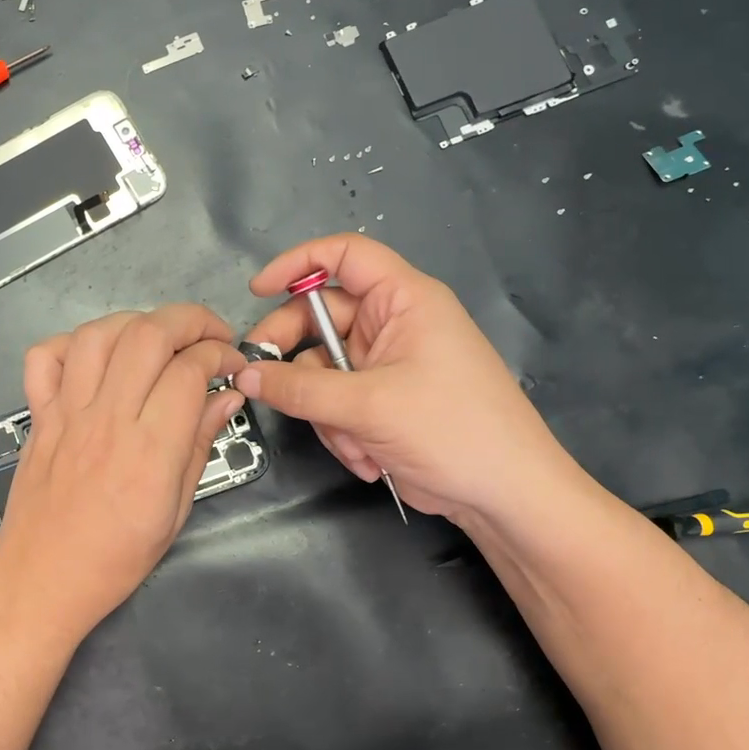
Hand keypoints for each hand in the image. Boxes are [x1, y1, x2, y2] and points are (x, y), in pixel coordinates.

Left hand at [0, 305, 246, 641]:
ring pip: (99, 334)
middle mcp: (107, 419)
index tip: (233, 366)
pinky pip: (45, 358)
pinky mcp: (38, 416)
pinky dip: (71, 343)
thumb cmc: (115, 559)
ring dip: (137, 322)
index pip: (190, 371)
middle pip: (148, 334)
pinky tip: (97, 358)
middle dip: (189, 320)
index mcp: (149, 450)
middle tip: (210, 336)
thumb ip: (198, 446)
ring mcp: (66, 413)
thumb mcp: (174, 513)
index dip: (221, 355)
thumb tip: (225, 398)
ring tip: (159, 340)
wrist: (41, 581)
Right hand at [236, 234, 579, 522]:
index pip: (344, 255)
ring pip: (320, 373)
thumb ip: (299, 388)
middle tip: (264, 383)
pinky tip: (367, 458)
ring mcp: (386, 365)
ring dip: (324, 413)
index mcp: (403, 300)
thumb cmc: (451, 429)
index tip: (258, 290)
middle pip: (320, 321)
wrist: (503, 494)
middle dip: (295, 360)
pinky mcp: (381, 402)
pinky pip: (334, 404)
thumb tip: (246, 374)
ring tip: (352, 443)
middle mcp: (393, 324)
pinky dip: (341, 432)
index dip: (297, 263)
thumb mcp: (368, 405)